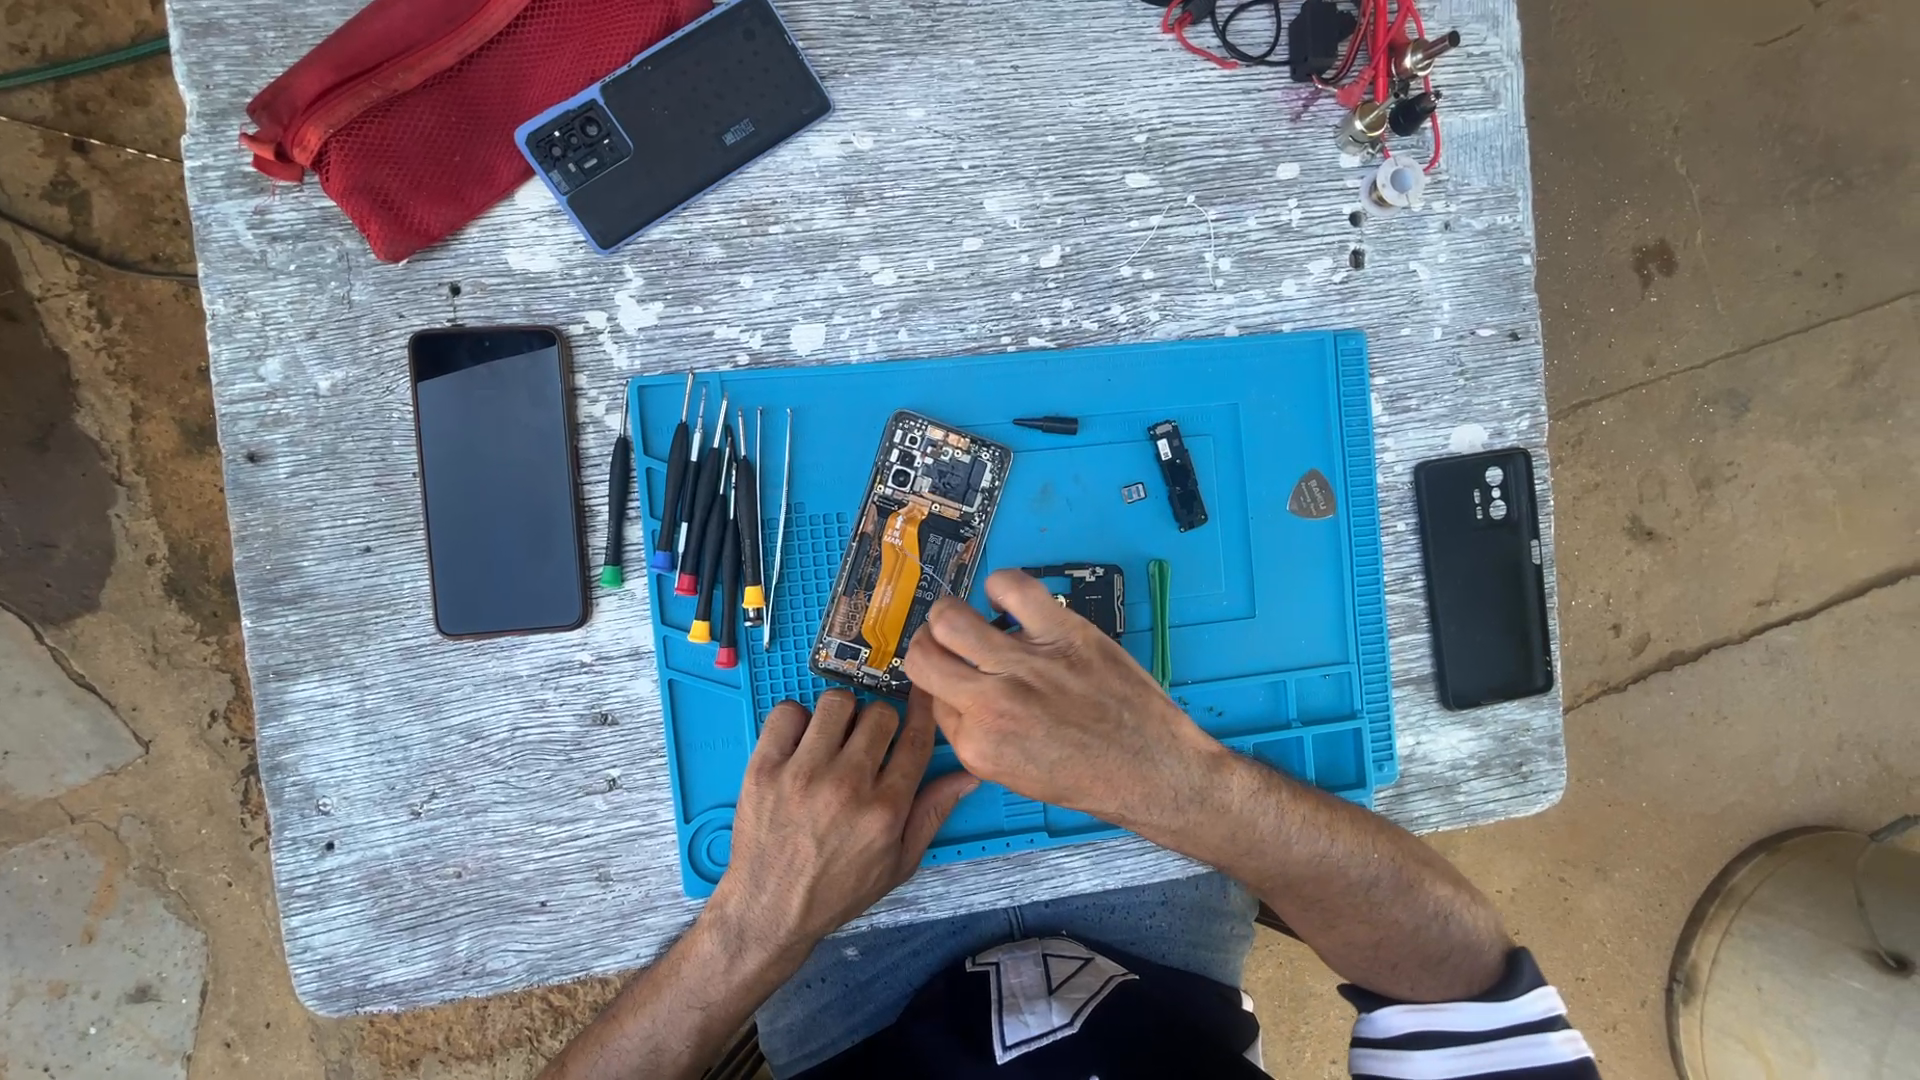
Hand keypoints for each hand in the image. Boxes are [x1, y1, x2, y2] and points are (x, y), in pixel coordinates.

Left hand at [708, 690, 978, 964]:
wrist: (768, 912)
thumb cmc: (838, 890)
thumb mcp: (899, 863)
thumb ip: (933, 814)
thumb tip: (969, 776)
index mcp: (885, 809)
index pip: (916, 739)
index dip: (922, 708)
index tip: (921, 691)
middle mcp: (847, 785)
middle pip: (879, 713)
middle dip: (879, 722)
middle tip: (865, 742)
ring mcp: (802, 773)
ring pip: (837, 702)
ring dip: (840, 715)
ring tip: (832, 739)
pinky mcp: (764, 768)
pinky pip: (787, 712)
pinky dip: (795, 720)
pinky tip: (799, 742)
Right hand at [901, 569, 1224, 825]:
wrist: (1153, 770)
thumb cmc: (1088, 778)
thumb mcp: (1012, 774)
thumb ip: (975, 735)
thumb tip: (957, 693)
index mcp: (976, 745)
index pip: (931, 696)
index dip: (944, 684)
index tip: (958, 677)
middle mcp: (991, 703)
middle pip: (923, 654)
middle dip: (929, 645)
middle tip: (950, 644)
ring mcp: (1025, 664)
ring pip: (950, 618)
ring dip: (950, 615)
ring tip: (971, 620)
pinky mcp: (1062, 632)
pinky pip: (1012, 587)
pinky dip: (1000, 586)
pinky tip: (1005, 599)